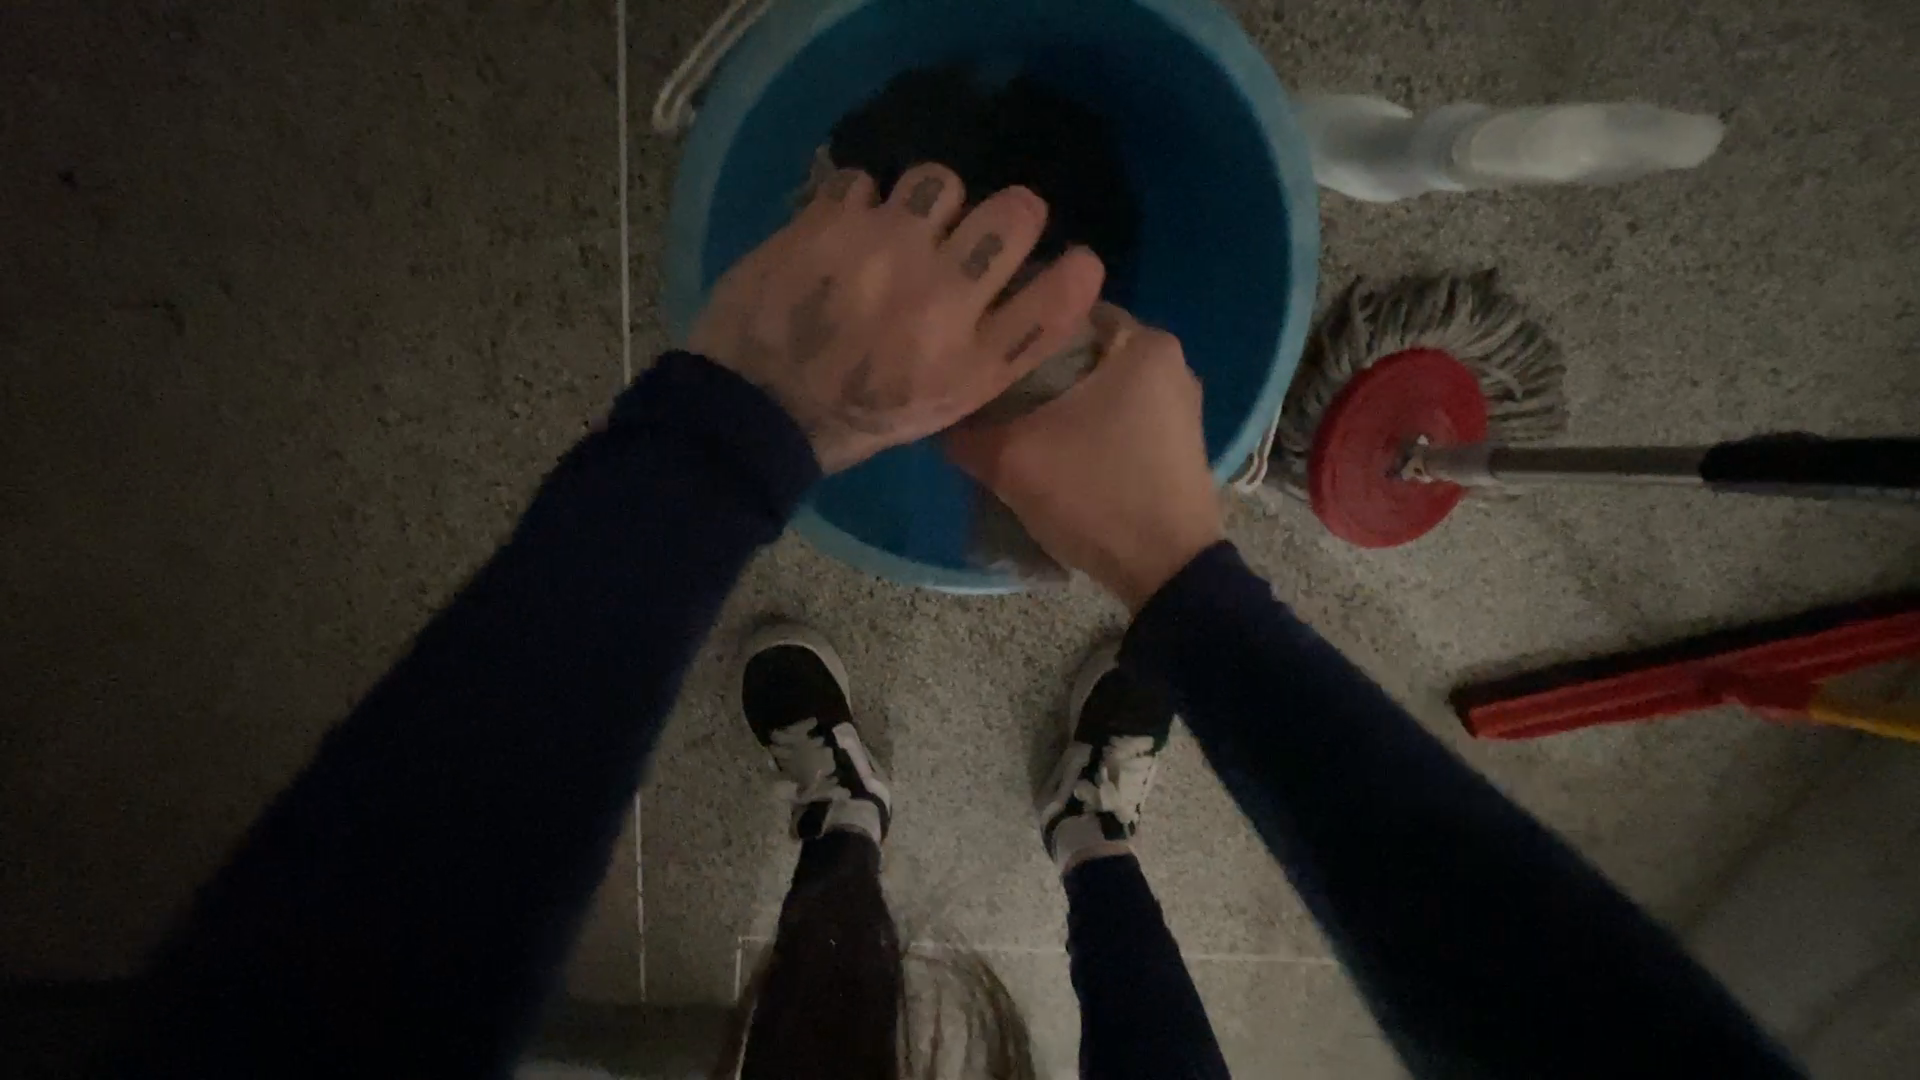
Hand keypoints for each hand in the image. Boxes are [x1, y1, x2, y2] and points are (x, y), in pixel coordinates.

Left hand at [687, 164, 1106, 472]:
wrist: (757, 407)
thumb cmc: (856, 417)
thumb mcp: (938, 408)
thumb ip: (992, 352)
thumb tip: (1029, 285)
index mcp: (970, 363)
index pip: (1059, 296)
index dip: (1075, 269)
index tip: (1068, 262)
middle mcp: (941, 300)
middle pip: (1016, 213)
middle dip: (1006, 215)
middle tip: (970, 236)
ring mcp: (883, 252)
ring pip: (939, 181)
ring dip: (927, 203)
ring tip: (898, 233)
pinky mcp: (827, 221)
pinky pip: (864, 179)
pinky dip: (857, 205)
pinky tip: (841, 238)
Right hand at [948, 306, 1223, 610]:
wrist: (1165, 570)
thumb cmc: (1095, 496)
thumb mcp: (1012, 461)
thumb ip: (966, 431)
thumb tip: (938, 416)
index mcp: (1140, 342)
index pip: (1062, 307)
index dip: (1016, 328)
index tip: (982, 352)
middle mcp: (1170, 360)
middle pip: (1083, 348)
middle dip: (1037, 369)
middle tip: (992, 391)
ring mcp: (1181, 403)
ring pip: (1103, 384)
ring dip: (1064, 399)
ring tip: (1019, 421)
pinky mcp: (1181, 440)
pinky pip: (1124, 413)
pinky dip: (1091, 422)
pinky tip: (1061, 446)